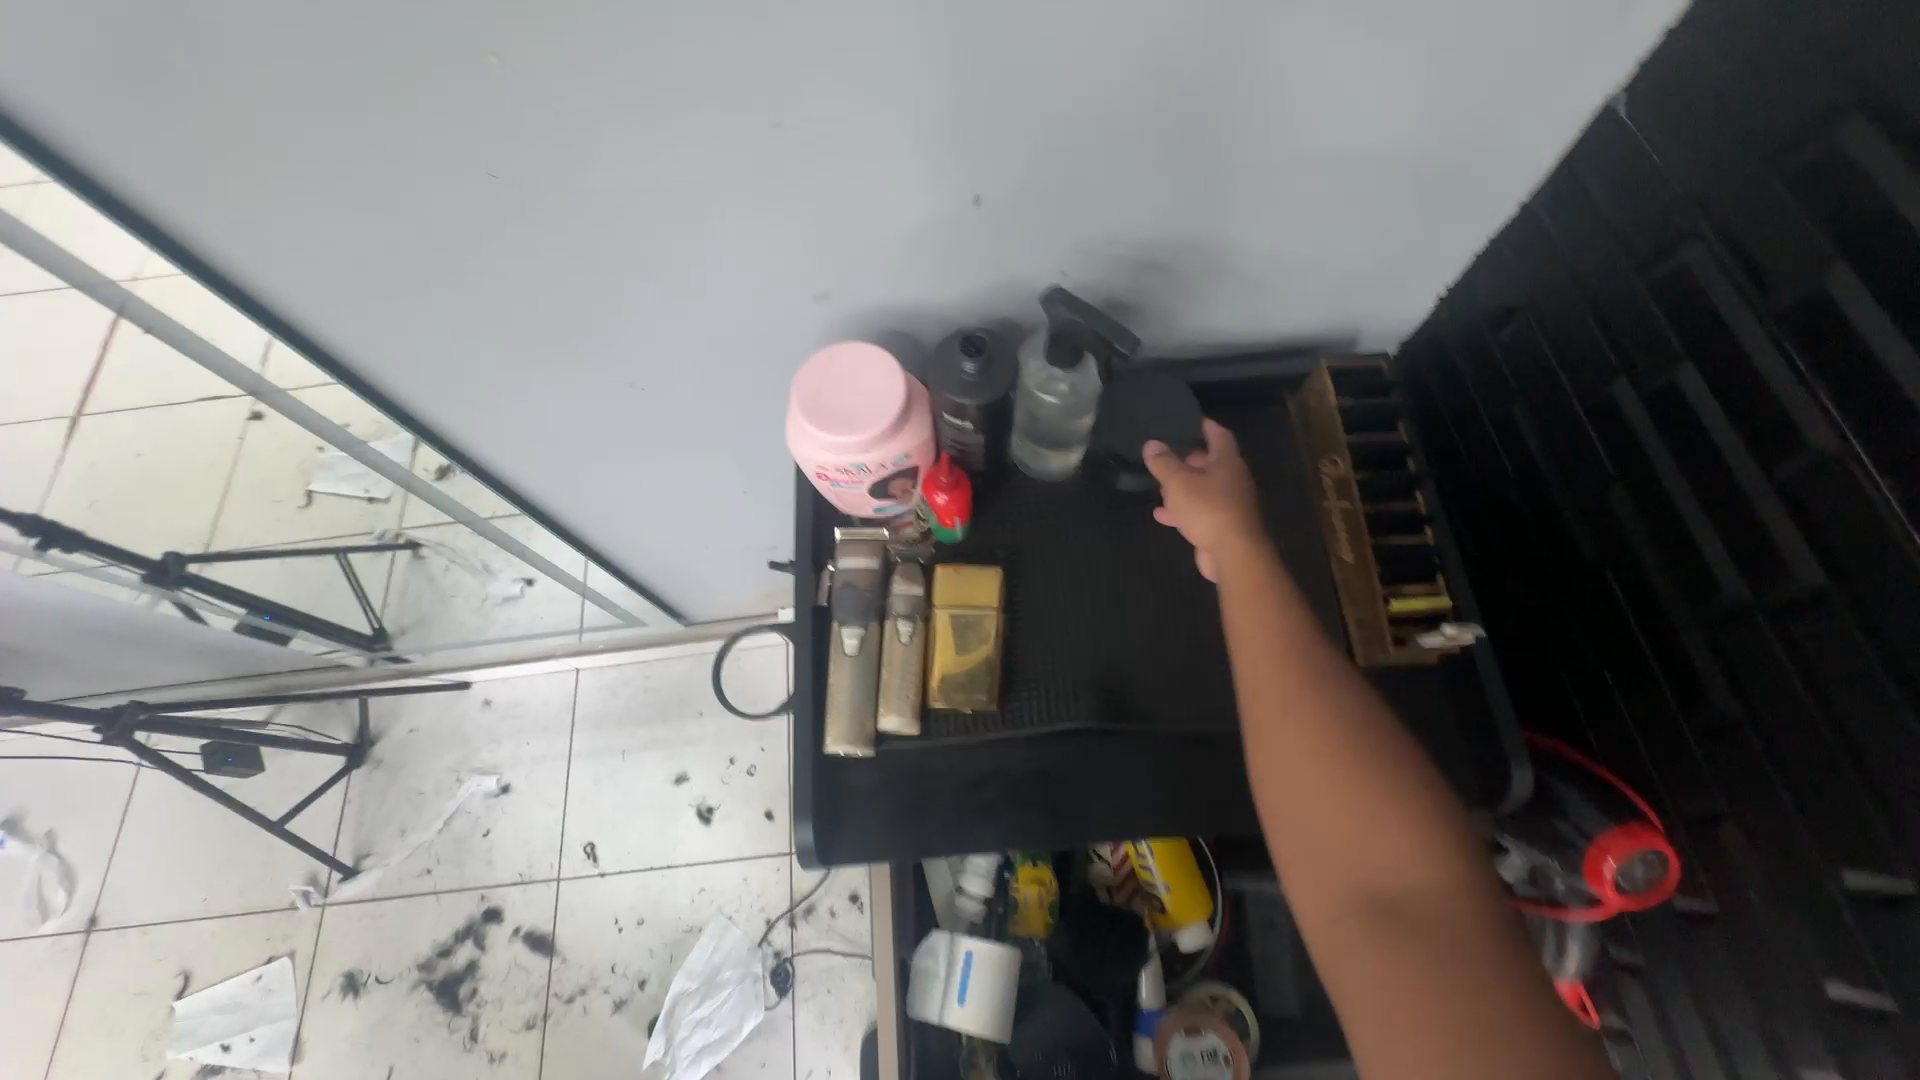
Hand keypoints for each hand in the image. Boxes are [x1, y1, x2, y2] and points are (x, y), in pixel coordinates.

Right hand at [1144, 418, 1266, 581]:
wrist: (1232, 553)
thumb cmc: (1208, 509)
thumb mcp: (1178, 482)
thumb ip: (1164, 463)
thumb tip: (1152, 444)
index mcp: (1227, 462)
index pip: (1219, 435)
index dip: (1205, 426)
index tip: (1190, 420)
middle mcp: (1232, 480)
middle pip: (1211, 462)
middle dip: (1190, 458)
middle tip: (1168, 453)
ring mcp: (1229, 504)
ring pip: (1204, 488)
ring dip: (1184, 486)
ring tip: (1161, 483)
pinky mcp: (1222, 525)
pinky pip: (1199, 511)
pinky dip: (1182, 510)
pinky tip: (1161, 514)